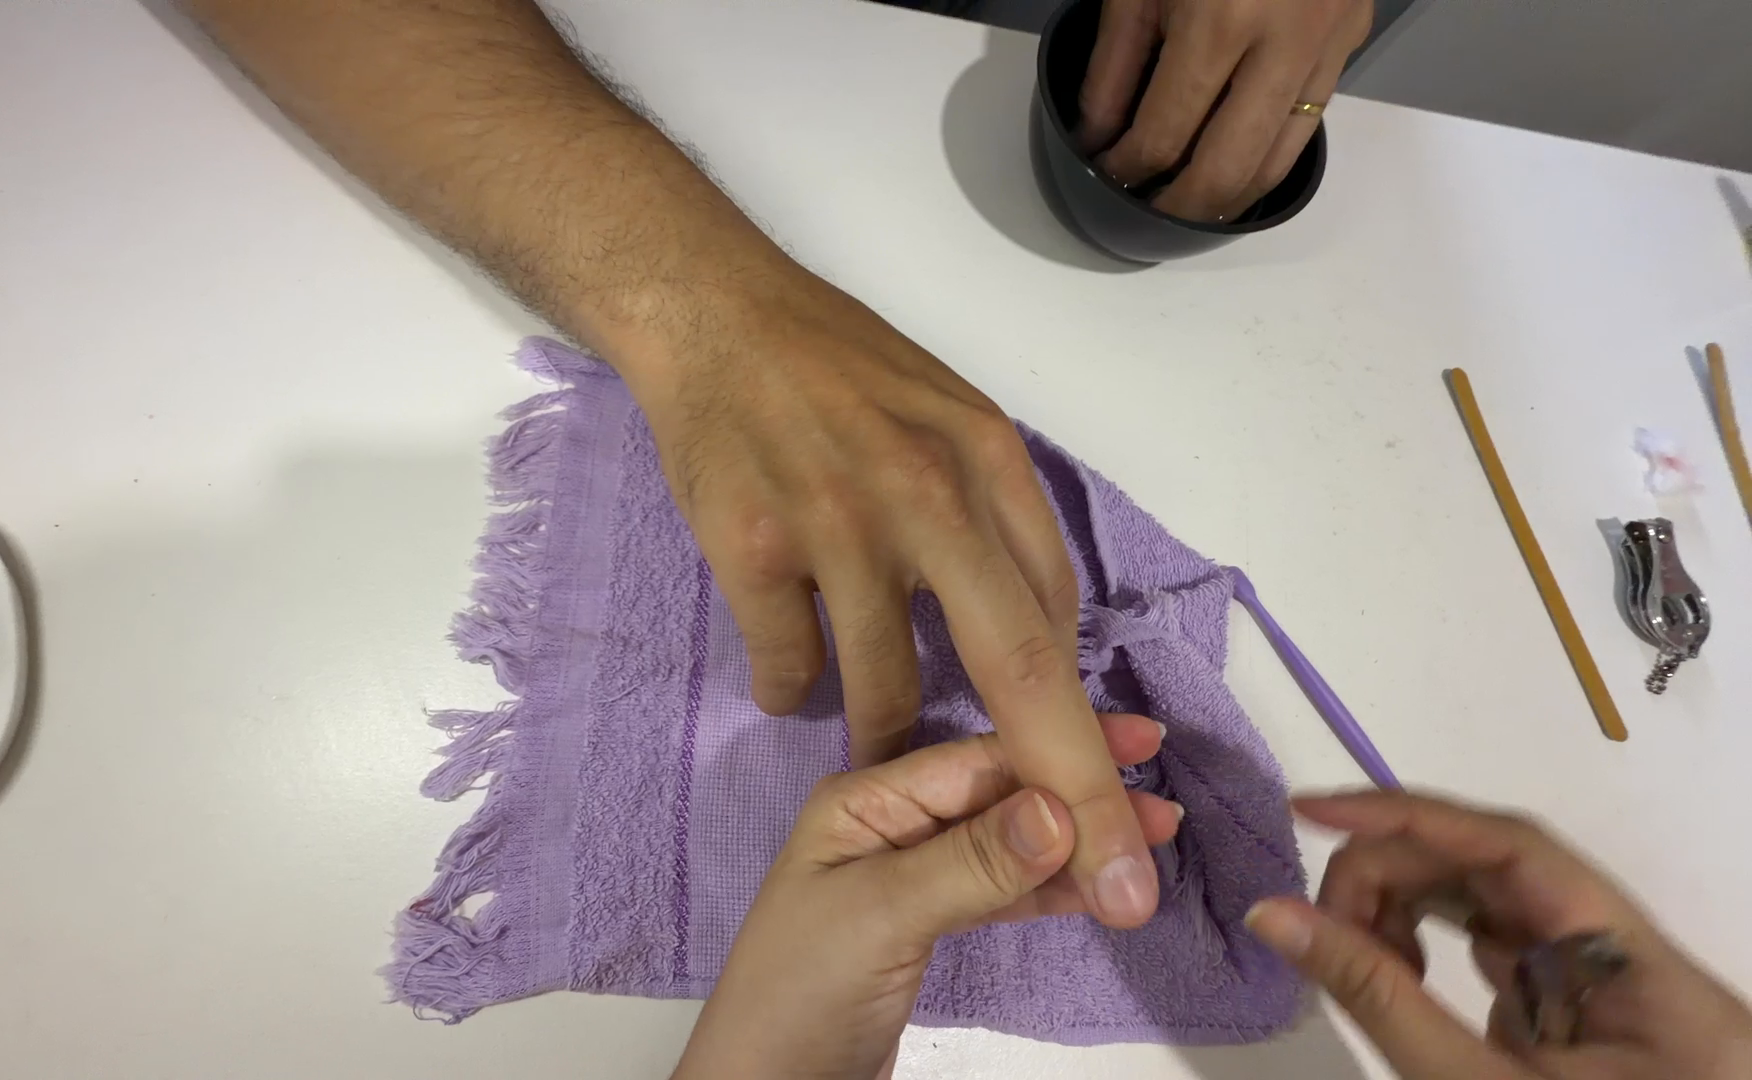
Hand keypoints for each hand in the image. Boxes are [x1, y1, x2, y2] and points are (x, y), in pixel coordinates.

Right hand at [626, 268, 1162, 926]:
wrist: (717, 317)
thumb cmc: (835, 365)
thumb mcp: (950, 412)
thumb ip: (1001, 518)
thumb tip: (1040, 624)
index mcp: (988, 462)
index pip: (1059, 622)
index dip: (1088, 726)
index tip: (1113, 810)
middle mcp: (924, 497)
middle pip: (1018, 671)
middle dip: (1078, 795)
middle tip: (1116, 895)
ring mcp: (833, 525)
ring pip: (880, 689)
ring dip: (882, 735)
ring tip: (868, 734)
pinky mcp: (750, 548)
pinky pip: (786, 667)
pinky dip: (791, 690)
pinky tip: (789, 674)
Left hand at [672, 713, 1182, 1079]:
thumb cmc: (804, 989)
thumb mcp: (883, 914)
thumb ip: (970, 861)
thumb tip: (1061, 806)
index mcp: (868, 798)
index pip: (974, 762)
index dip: (1051, 750)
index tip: (1135, 745)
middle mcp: (893, 821)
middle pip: (997, 797)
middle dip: (1075, 794)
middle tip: (1161, 799)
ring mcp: (914, 871)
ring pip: (1008, 844)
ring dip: (1074, 843)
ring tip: (1152, 836)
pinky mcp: (931, 920)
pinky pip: (1001, 890)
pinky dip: (1050, 887)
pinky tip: (1097, 883)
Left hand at [1075, 0, 1372, 221]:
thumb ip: (1111, 74)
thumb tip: (1096, 144)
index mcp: (1224, 19)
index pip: (1162, 140)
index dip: (1124, 170)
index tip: (1107, 172)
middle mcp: (1288, 38)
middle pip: (1224, 170)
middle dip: (1175, 206)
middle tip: (1145, 207)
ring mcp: (1331, 40)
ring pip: (1274, 164)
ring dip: (1222, 200)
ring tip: (1182, 202)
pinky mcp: (1354, 38)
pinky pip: (1305, 128)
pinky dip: (1261, 162)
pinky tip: (1229, 166)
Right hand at [1245, 790, 1751, 1079]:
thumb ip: (1370, 993)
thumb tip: (1265, 909)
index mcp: (1654, 983)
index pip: (1517, 849)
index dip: (1406, 817)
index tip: (1309, 811)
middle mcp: (1636, 963)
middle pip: (1485, 869)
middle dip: (1385, 878)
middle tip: (1321, 919)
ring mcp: (1602, 983)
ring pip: (1476, 896)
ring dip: (1394, 907)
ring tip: (1356, 953)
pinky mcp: (1568, 1001)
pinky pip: (1480, 935)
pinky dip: (1416, 939)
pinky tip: (1393, 971)